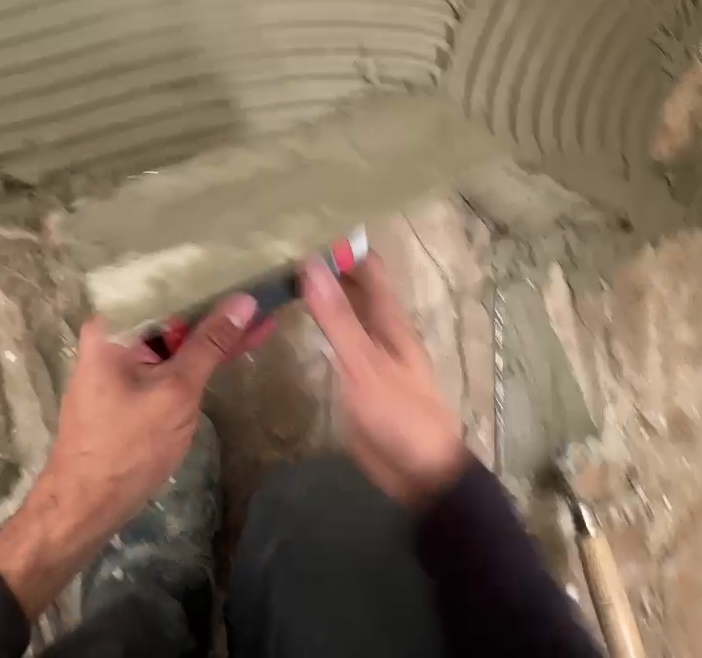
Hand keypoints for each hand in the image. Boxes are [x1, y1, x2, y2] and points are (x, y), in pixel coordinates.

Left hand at [0, 292, 275, 615]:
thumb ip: (211, 343)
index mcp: (114, 326)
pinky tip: (238, 345)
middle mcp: (115, 334)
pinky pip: (173, 356)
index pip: (167, 285)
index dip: (208, 276)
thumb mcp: (177, 391)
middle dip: (218, 302)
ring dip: (216, 330)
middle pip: (174, 308)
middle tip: (262, 286)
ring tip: (263, 314)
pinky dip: (203, 354)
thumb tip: (245, 301)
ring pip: (178, 334)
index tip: (245, 265)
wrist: (86, 508)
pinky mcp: (134, 382)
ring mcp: (124, 359)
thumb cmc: (127, 445)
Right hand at [301, 254, 469, 506]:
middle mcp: (381, 328)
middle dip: (327, 266)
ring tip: (282, 275)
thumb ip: (338, 318)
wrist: (420, 473)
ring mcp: (370, 352)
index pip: (369, 266)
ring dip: (323, 293)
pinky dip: (320, 323)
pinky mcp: (358, 376)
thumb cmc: (399, 414)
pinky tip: (297, 321)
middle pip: (356, 286)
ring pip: (346, 311)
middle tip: (281, 249)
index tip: (304, 228)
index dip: (343, 246)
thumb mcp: (364, 364)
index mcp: (391, 319)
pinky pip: (338, 339)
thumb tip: (311, 264)